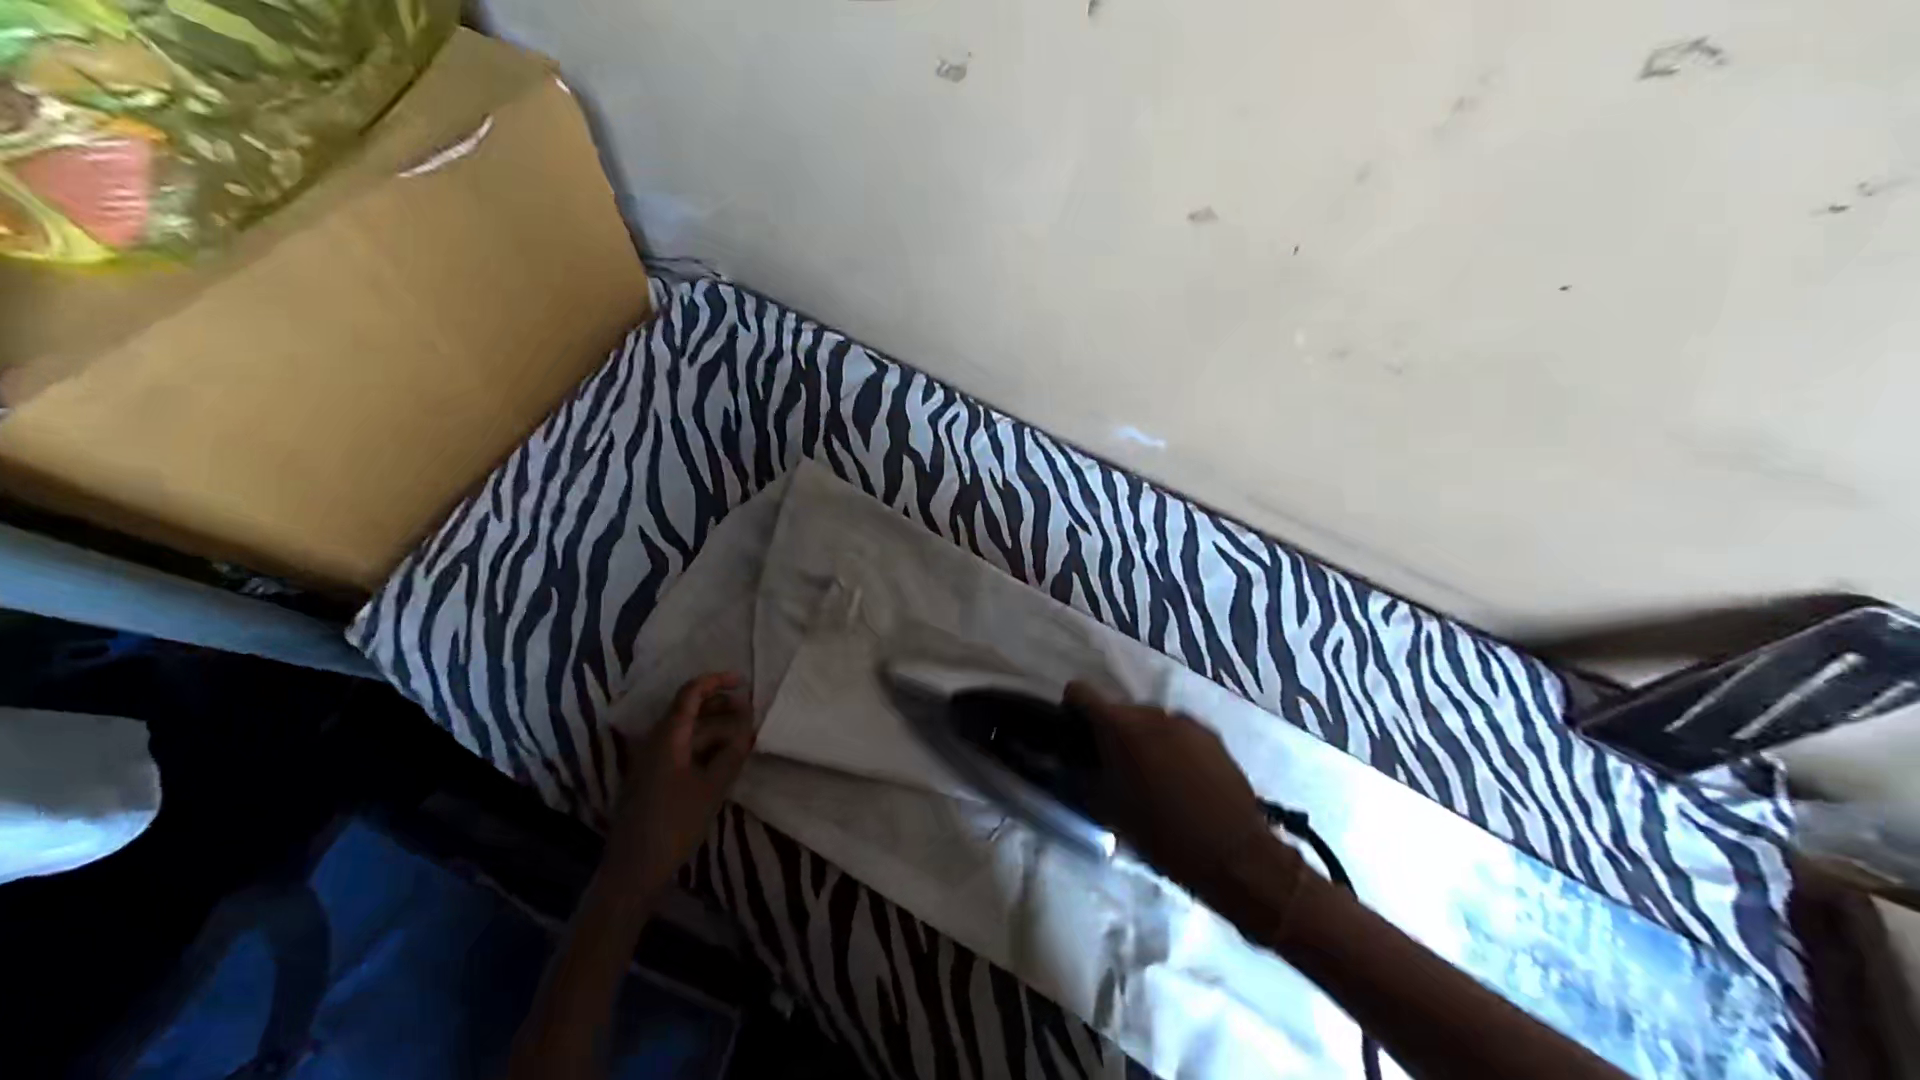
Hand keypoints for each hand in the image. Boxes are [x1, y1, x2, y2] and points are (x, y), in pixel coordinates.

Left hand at [604, 672, 755, 893]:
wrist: (634, 869)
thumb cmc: (674, 824)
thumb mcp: (712, 788)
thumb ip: (732, 754)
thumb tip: (747, 730)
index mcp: (667, 737)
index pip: (691, 694)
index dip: (716, 682)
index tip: (743, 682)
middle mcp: (656, 741)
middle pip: (689, 710)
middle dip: (720, 705)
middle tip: (751, 711)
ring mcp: (652, 760)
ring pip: (687, 731)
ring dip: (715, 728)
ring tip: (744, 735)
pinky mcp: (654, 778)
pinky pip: (682, 749)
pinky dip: (705, 746)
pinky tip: (724, 758)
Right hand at [1067, 682, 1297, 909]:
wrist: (1233, 853)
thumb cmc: (1162, 834)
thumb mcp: (1108, 810)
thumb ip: (1082, 778)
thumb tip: (1072, 764)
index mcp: (1119, 726)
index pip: (1080, 692)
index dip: (1072, 709)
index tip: (1075, 734)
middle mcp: (1151, 712)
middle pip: (1118, 710)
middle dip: (1111, 733)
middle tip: (1114, 769)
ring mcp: (1185, 721)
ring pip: (1150, 721)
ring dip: (1143, 740)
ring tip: (1151, 778)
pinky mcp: (1212, 735)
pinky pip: (1178, 733)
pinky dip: (1171, 747)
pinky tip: (1181, 781)